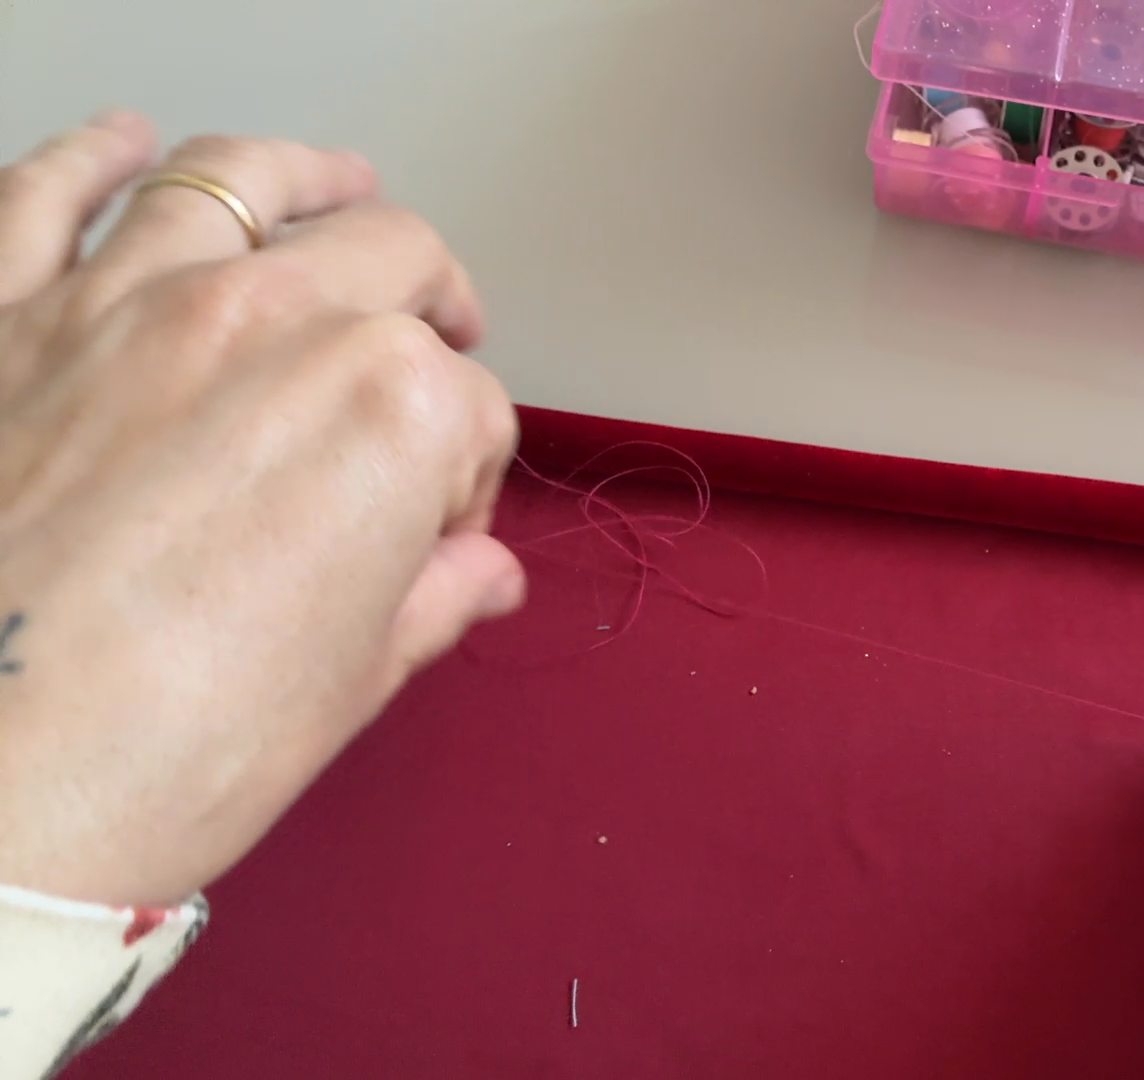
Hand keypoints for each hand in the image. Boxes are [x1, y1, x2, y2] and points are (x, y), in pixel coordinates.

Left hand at [0, 113, 523, 907]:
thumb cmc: (196, 735)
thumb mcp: (374, 660)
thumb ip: (446, 590)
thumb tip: (482, 573)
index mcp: (402, 410)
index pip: (479, 414)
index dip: (476, 476)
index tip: (447, 530)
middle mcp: (283, 328)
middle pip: (400, 257)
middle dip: (442, 301)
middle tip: (450, 337)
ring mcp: (128, 307)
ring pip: (246, 180)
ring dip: (314, 177)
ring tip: (345, 182)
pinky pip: (48, 191)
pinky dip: (103, 156)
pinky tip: (141, 144)